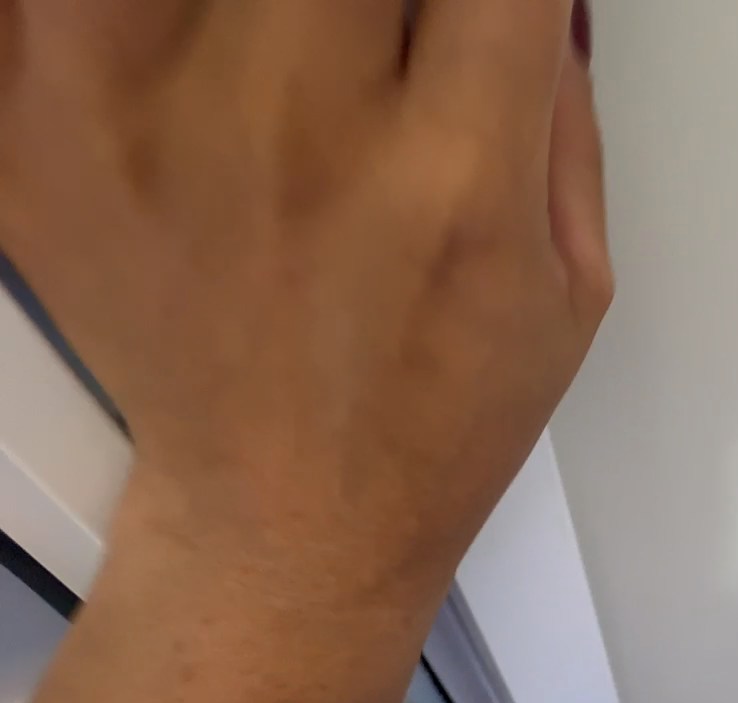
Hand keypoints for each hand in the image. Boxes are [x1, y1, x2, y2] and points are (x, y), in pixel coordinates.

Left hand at [0, 0, 605, 609]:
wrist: (303, 505)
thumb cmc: (455, 412)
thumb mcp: (573, 291)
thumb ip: (569, 136)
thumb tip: (551, 8)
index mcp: (459, 186)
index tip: (512, 9)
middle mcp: (302, 127)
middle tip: (421, 37)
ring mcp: (142, 103)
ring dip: (314, 7)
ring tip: (339, 61)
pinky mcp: (39, 108)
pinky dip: (182, 18)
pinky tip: (239, 58)